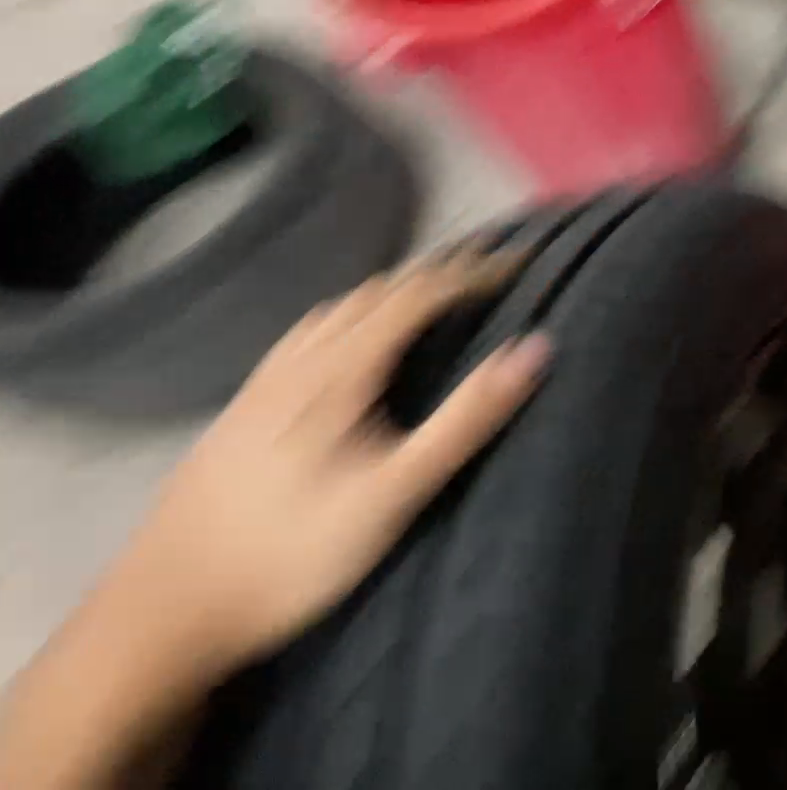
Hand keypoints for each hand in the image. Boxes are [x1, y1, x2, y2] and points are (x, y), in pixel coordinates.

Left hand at [0, 251, 548, 789]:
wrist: (160, 615)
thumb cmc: (294, 553)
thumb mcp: (396, 492)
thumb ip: (468, 418)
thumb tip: (535, 348)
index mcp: (337, 374)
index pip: (414, 296)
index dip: (471, 273)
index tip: (520, 263)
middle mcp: (297, 364)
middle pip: (375, 293)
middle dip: (438, 274)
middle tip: (492, 275)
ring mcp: (262, 385)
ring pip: (337, 310)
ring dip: (396, 291)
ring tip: (440, 297)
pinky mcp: (244, 408)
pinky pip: (309, 334)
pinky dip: (355, 316)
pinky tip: (358, 340)